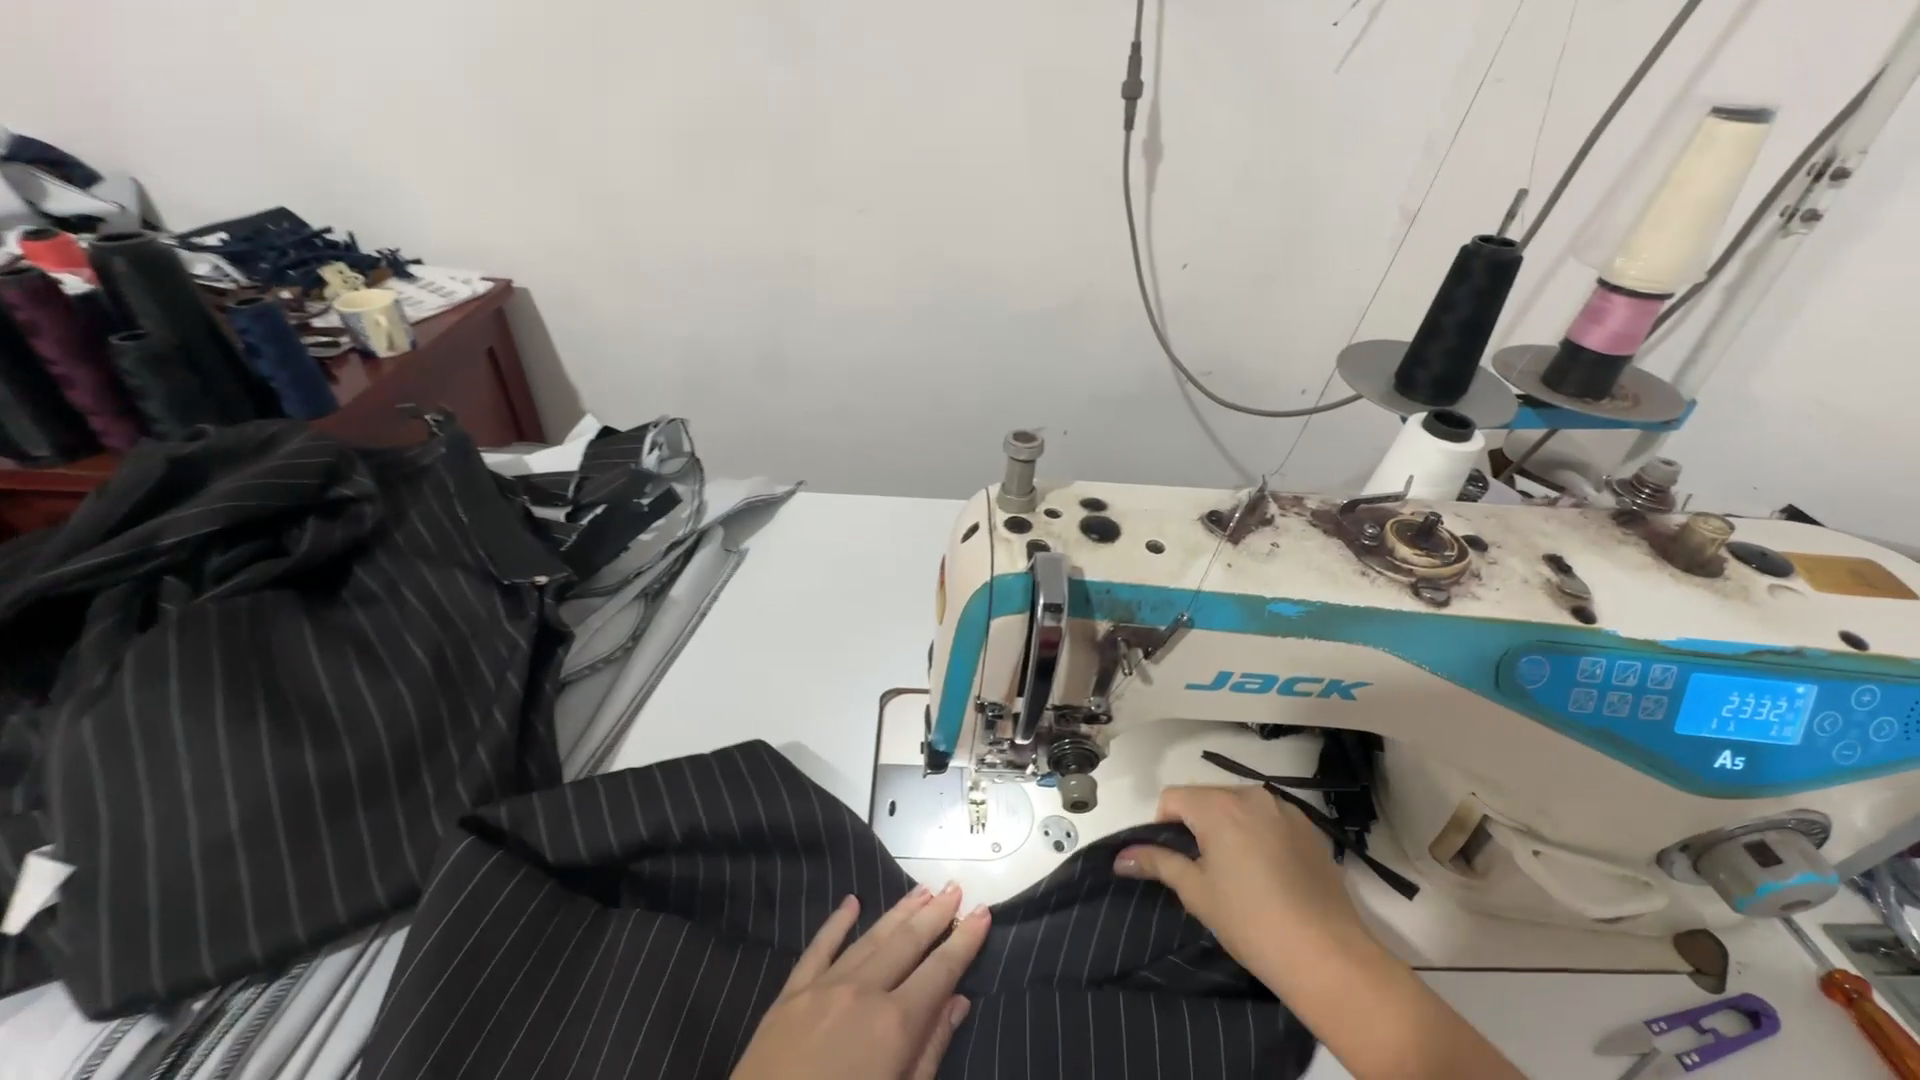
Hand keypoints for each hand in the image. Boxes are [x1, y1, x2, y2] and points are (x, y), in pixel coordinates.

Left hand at [732, 884, 990, 1079]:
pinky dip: (836, 924)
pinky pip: (818, 949)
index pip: (940, 971)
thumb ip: (930, 1050)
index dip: (964, 941)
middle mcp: (862, 993)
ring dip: (898, 913)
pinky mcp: (789, 995)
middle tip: (955, 888)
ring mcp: (822, 988)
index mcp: (894, 1024)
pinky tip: (851, 903)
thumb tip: (957, 1003)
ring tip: (921, 891)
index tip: (984, 912)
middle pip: (907, 944)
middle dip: (935, 915)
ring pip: (869, 939)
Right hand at [1113, 784, 1364, 970]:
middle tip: (1202, 869)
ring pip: (1240, 806)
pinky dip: (1258, 834)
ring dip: (1228, 827)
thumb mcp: (1196, 891)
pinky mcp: (1311, 828)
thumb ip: (1157, 863)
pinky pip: (1270, 819)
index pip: (1173, 797)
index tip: (1173, 861)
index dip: (1163, 825)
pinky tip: (1267, 873)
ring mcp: (1286, 810)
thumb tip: (1119, 857)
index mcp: (1219, 806)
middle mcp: (1253, 795)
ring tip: (1237, 872)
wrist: (1326, 954)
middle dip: (1196, 824)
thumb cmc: (1250, 921)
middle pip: (1207, 796)